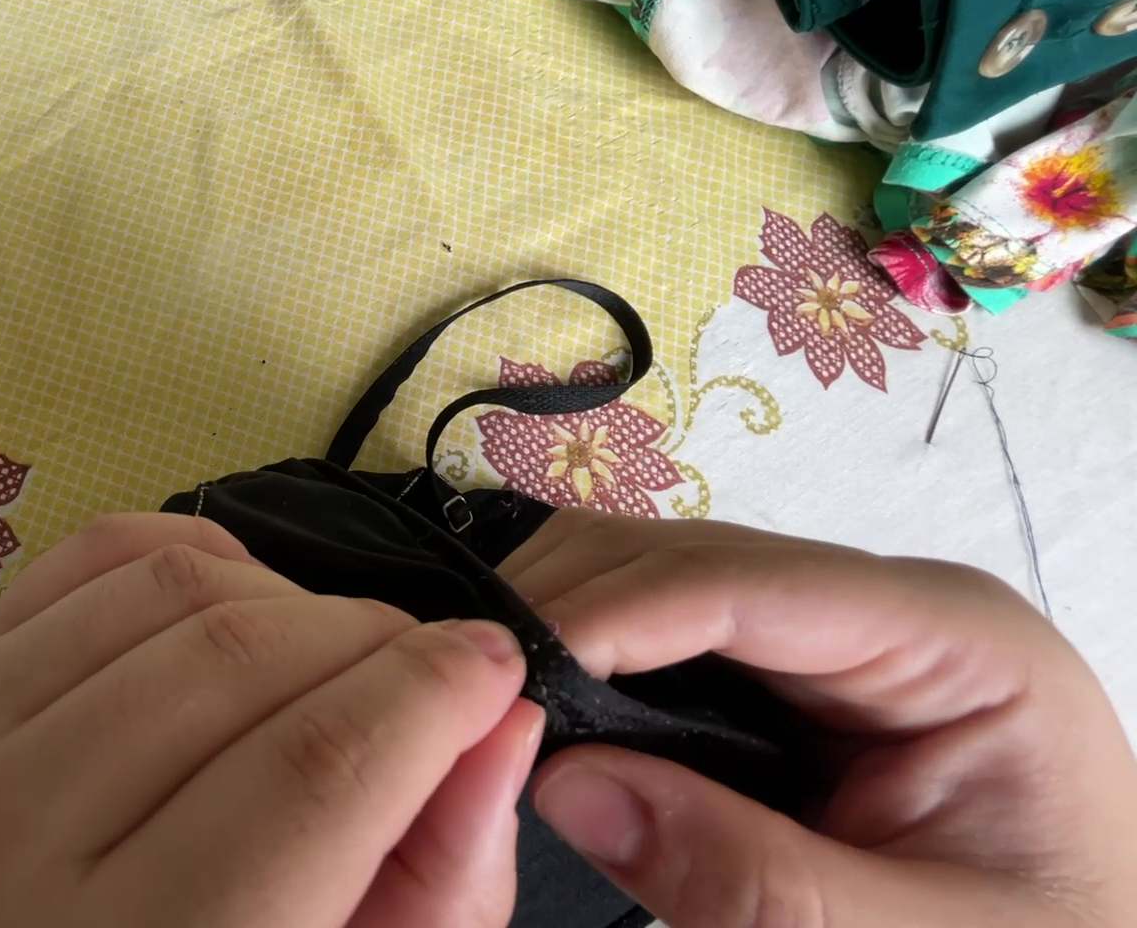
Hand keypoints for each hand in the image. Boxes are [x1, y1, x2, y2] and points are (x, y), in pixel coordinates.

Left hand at [0, 513, 545, 927]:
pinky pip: (88, 558)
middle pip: (233, 663)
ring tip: (331, 640)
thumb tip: (495, 713)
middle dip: (364, 638)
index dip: (426, 697)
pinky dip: (186, 547)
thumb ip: (437, 875)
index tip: (490, 662)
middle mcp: (4, 850)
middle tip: (423, 657)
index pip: (310, 774)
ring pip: (166, 592)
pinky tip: (237, 586)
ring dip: (283, 594)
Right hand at [500, 510, 1136, 927]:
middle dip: (561, 604)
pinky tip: (542, 682)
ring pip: (631, 563)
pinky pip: (632, 606)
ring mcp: (798, 612)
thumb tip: (561, 784)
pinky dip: (569, 632)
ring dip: (552, 610)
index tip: (514, 672)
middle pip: (665, 552)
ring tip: (502, 684)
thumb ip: (751, 880)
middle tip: (486, 685)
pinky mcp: (750, 644)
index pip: (735, 583)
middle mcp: (860, 595)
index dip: (609, 612)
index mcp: (945, 638)